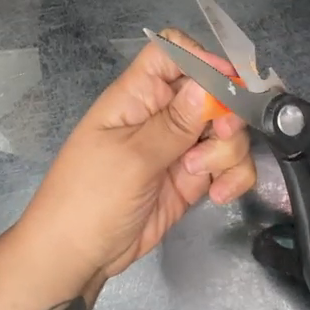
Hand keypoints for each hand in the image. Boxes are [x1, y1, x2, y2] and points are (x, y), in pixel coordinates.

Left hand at [21, 29, 257, 279]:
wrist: (76, 257)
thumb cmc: (89, 199)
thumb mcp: (132, 159)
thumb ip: (174, 123)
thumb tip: (210, 83)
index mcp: (136, 95)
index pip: (172, 52)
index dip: (203, 59)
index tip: (229, 83)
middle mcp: (160, 114)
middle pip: (211, 90)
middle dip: (226, 112)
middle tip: (221, 136)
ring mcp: (177, 147)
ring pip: (226, 129)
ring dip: (228, 151)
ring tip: (202, 175)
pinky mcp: (191, 178)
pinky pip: (227, 164)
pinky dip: (233, 176)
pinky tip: (219, 195)